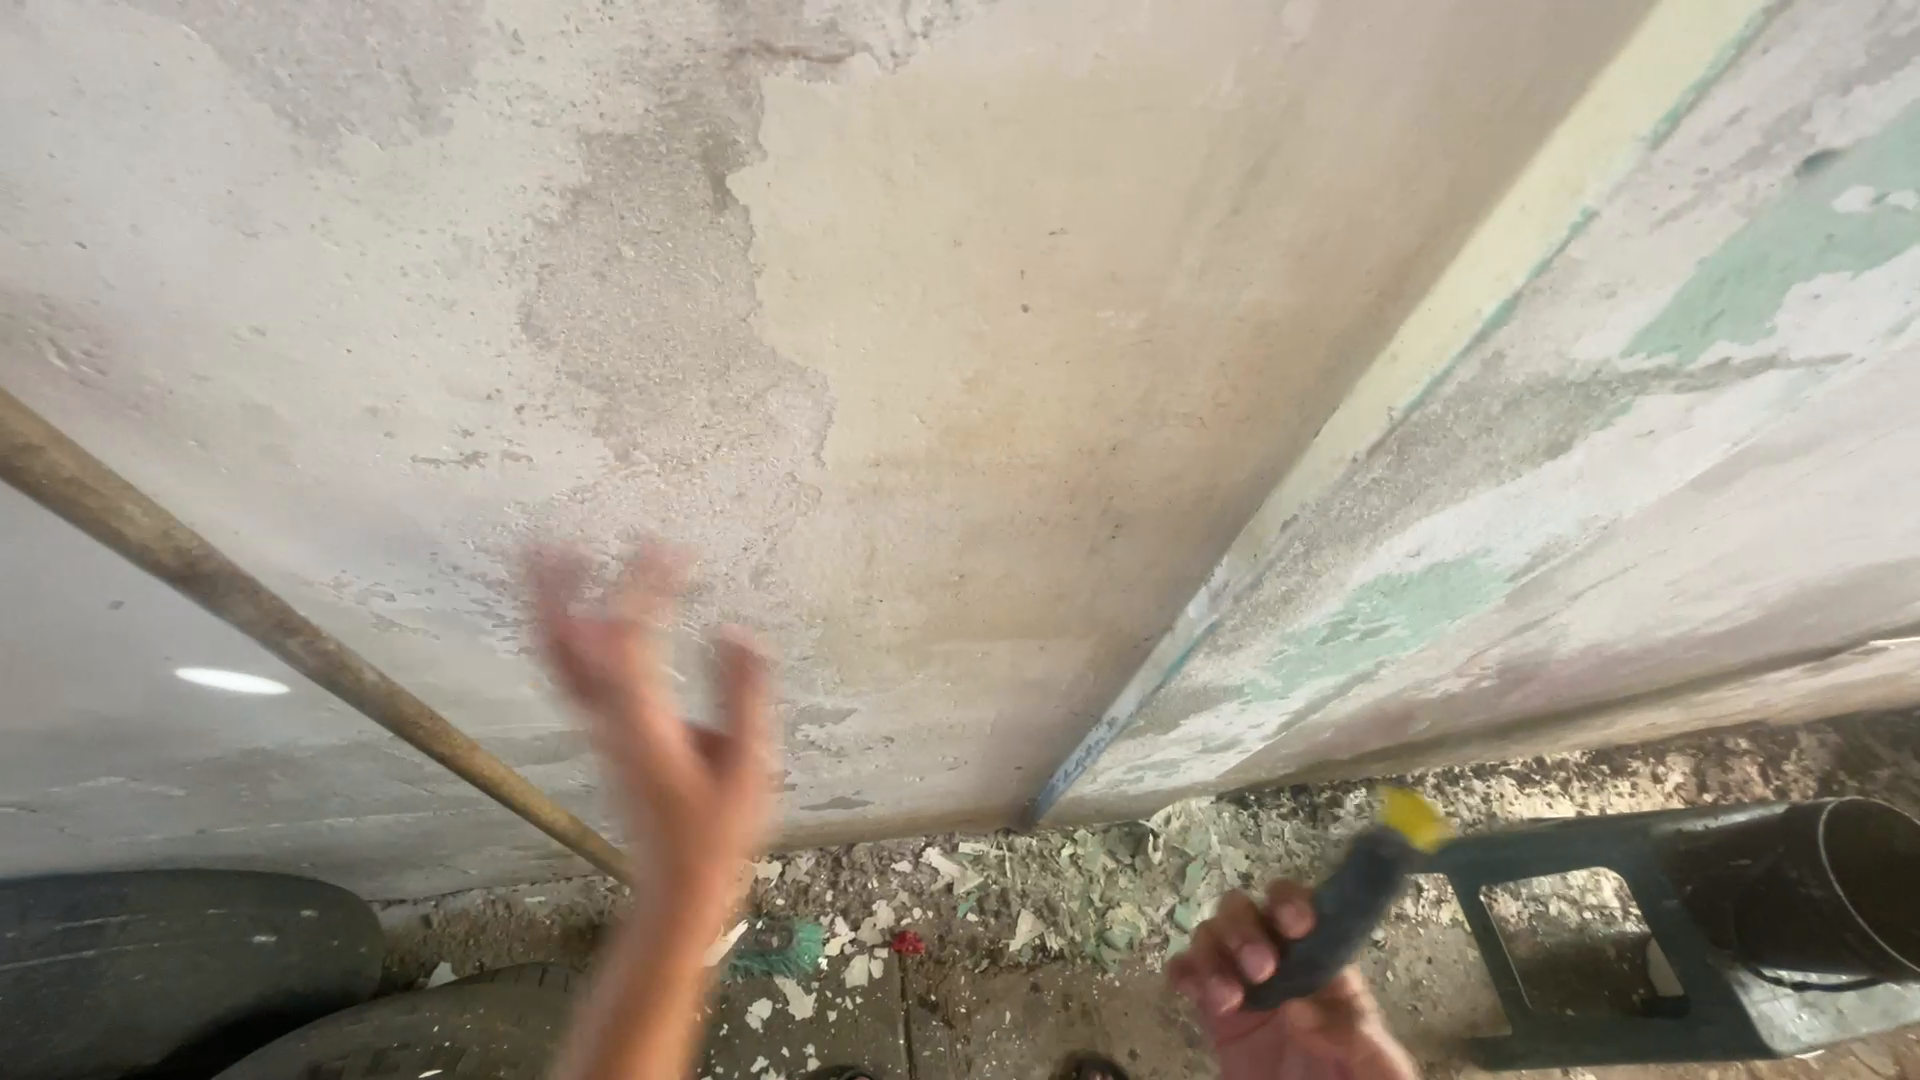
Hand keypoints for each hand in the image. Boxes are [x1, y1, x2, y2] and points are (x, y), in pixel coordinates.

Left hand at [529, 545, 774, 909]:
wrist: (680, 882)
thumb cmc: (720, 828)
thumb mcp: (751, 762)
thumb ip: (745, 694)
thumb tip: (737, 632)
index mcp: (643, 722)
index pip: (632, 638)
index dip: (646, 588)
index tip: (671, 550)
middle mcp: (608, 719)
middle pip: (563, 648)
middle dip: (557, 590)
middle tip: (559, 538)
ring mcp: (599, 727)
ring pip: (559, 659)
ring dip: (553, 606)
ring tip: (559, 556)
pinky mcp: (605, 734)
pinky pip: (573, 672)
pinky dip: (569, 633)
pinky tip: (586, 611)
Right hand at [1166, 881, 1418, 1079]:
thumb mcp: (1381, 1071)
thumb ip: (1355, 1038)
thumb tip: (1297, 1008)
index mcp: (1323, 966)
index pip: (1303, 908)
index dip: (1292, 903)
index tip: (1293, 924)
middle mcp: (1278, 963)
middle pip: (1246, 910)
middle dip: (1245, 928)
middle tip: (1259, 969)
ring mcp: (1242, 985)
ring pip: (1212, 934)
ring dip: (1211, 953)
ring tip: (1225, 998)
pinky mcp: (1213, 1012)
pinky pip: (1186, 971)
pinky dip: (1182, 970)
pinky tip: (1188, 990)